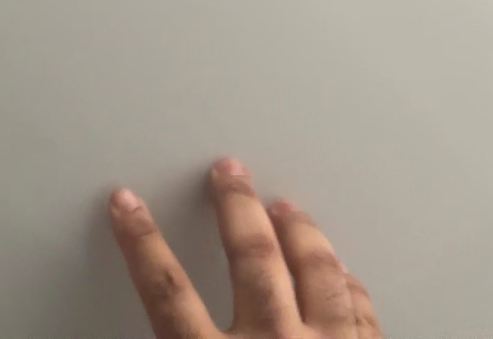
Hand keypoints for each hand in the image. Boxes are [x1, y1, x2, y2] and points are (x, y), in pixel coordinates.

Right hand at [109, 157, 380, 338]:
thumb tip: (153, 324)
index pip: (166, 288)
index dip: (141, 240)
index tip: (126, 202)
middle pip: (253, 259)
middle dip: (237, 206)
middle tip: (229, 170)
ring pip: (319, 282)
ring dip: (302, 238)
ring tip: (288, 208)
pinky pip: (366, 325)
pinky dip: (352, 294)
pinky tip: (346, 277)